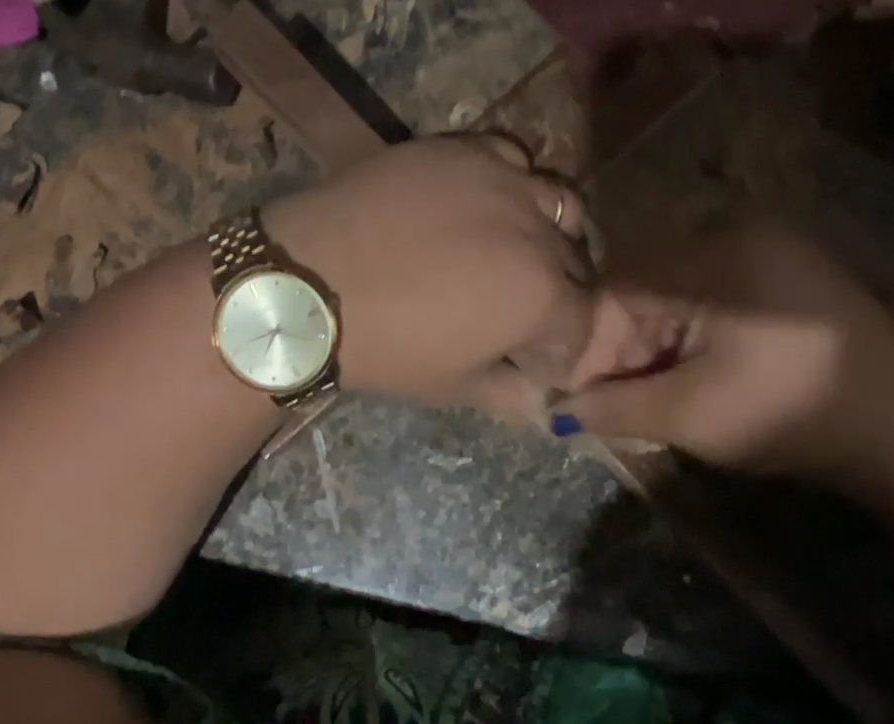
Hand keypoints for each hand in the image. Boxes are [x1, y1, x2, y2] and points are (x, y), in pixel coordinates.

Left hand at [262, 136, 592, 407]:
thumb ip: (508, 393)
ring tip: (523, 252)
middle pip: (577, 263)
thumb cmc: (386, 348)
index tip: (538, 362)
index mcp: (540, 296)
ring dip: (554, 233)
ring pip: (558, 202)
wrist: (310, 283)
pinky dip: (516, 184)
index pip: (583, 324)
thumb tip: (538, 404)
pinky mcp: (464, 149)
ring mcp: (502, 181)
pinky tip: (491, 205)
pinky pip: (514, 158)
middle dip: (563, 295)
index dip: (564, 350)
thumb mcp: (451, 385)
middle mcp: (538, 232)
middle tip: (527, 314)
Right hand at [558, 224, 893, 481]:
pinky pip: (709, 298)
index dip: (585, 344)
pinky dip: (685, 338)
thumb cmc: (786, 411)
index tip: (575, 395)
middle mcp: (737, 234)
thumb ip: (613, 406)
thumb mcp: (687, 414)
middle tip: (607, 403)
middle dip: (617, 347)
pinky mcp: (785, 276)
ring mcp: (767, 252)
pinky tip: (685, 379)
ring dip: (649, 347)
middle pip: (643, 285)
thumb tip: (557, 409)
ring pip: (674, 294)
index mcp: (713, 255)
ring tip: (645, 398)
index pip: (614, 286)